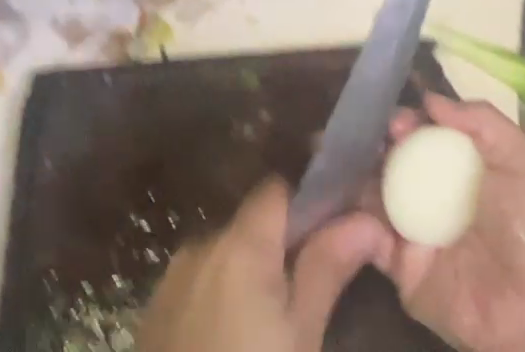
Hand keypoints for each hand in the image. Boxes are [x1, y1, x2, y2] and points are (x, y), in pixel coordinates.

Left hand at [138, 177, 384, 351]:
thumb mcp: (302, 336)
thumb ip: (327, 269)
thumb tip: (368, 220)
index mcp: (239, 243)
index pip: (279, 188)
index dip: (312, 198)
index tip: (344, 220)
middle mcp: (201, 244)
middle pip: (254, 223)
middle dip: (287, 243)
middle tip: (322, 280)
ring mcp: (173, 277)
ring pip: (228, 255)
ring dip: (256, 272)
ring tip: (282, 318)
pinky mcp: (156, 309)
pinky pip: (202, 282)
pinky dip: (226, 295)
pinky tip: (241, 336)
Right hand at [370, 95, 524, 351]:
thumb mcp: (522, 161)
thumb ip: (481, 121)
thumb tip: (429, 99)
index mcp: (465, 169)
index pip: (426, 134)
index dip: (409, 120)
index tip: (397, 119)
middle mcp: (436, 195)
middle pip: (394, 158)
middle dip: (376, 142)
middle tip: (369, 138)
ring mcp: (415, 231)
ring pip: (373, 192)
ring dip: (358, 174)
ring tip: (347, 162)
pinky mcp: (400, 267)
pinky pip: (366, 238)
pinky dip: (354, 219)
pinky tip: (354, 202)